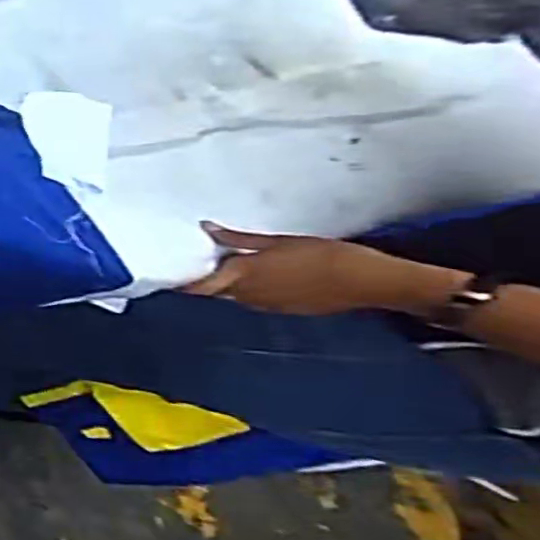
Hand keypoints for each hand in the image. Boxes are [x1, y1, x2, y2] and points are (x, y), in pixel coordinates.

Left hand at [182, 223, 460, 315]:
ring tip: (221, 270)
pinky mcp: (285, 310)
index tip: (165, 277)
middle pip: (215, 291)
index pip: (201, 285)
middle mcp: (249, 295)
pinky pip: (256, 301)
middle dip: (204, 281)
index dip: (182, 283)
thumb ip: (239, 238)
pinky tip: (254, 281)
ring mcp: (267, 306)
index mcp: (243, 276)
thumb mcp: (280, 241)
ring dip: (226, 286)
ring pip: (234, 297)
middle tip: (193, 266)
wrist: (374, 282)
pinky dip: (249, 292)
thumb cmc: (327, 256)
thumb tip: (207, 229)